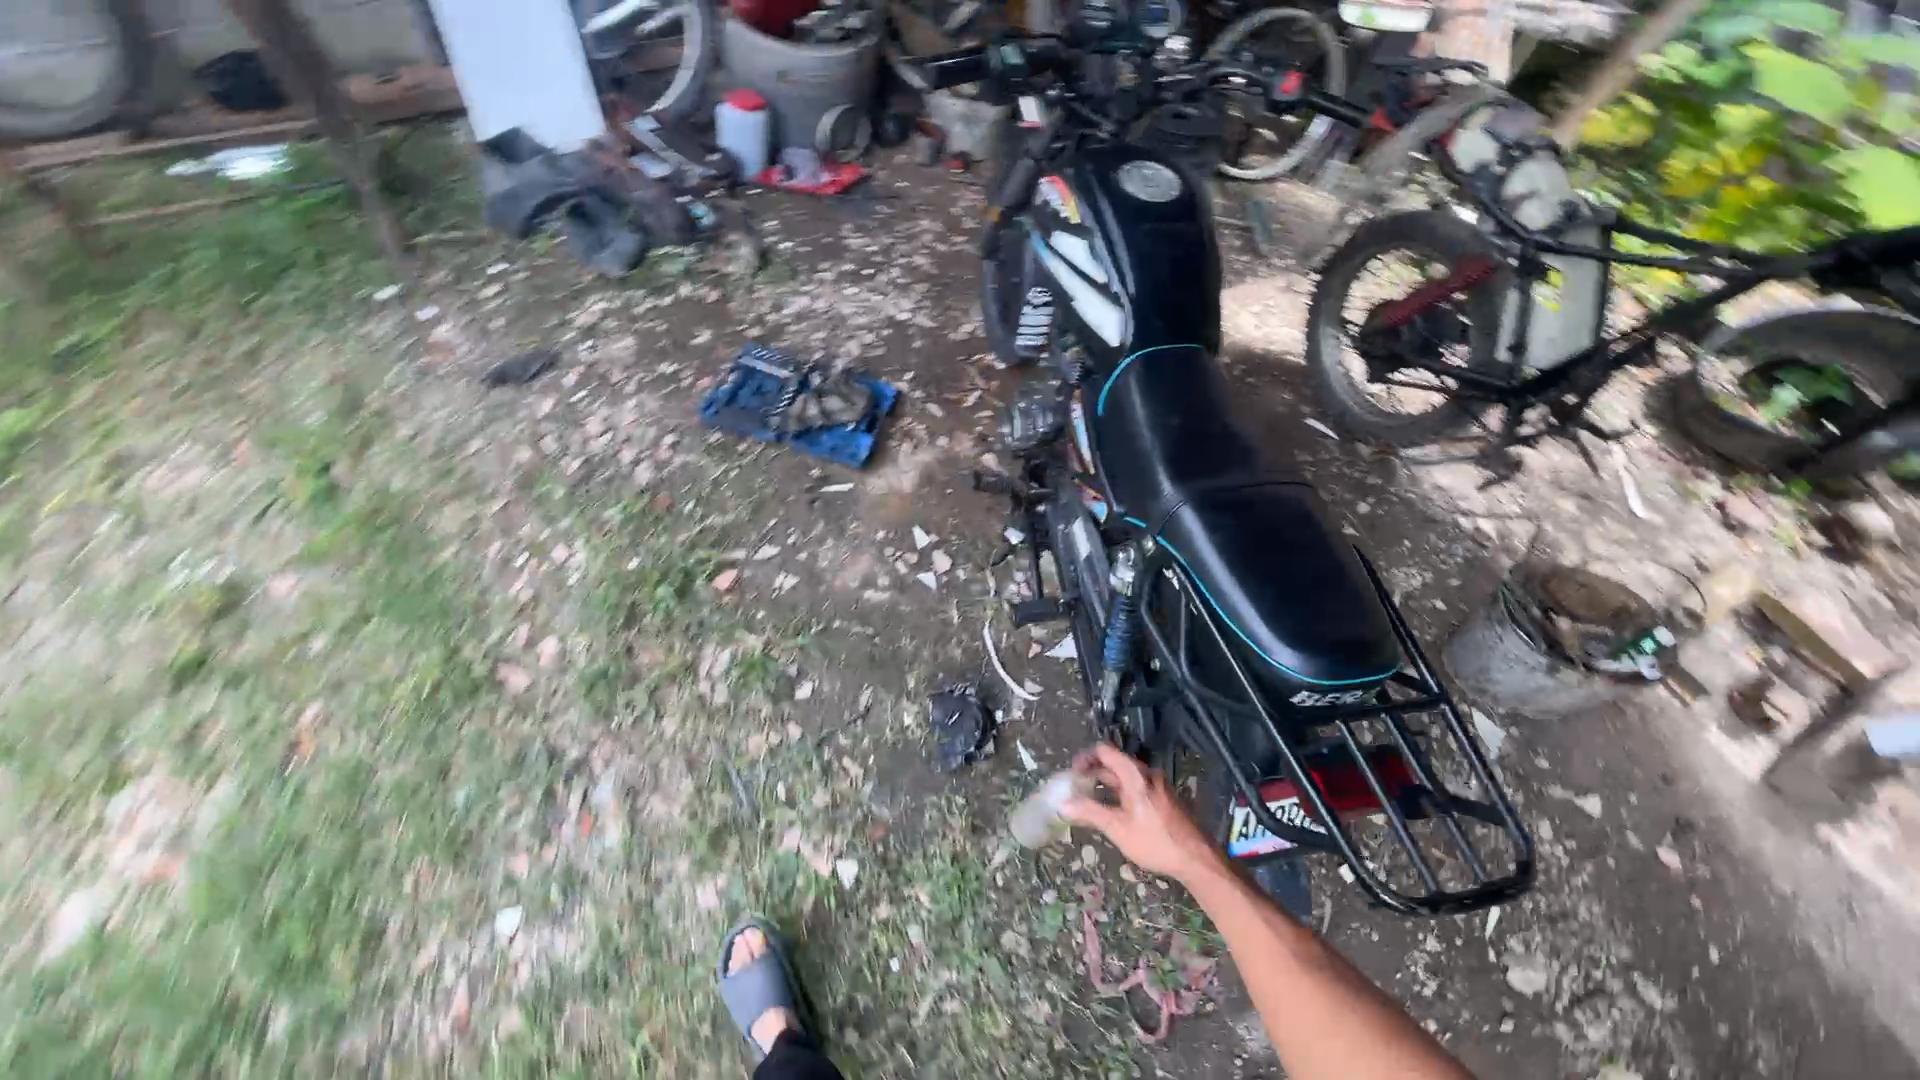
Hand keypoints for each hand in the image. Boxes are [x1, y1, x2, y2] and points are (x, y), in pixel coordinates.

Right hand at [1060, 743, 1221, 883]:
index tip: (1072, 773)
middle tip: (1076, 788)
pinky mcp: (1162, 797)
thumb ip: (1090, 813)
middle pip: (1114, 763)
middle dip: (1093, 772)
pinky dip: (1119, 791)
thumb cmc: (1155, 842)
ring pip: (1125, 776)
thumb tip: (1062, 804)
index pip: (1106, 751)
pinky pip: (1135, 786)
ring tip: (1089, 799)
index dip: (1086, 758)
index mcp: (1135, 776)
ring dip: (1106, 783)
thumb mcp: (1118, 829)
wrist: (1195, 858)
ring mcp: (1157, 785)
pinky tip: (1112, 809)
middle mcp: (1147, 774)